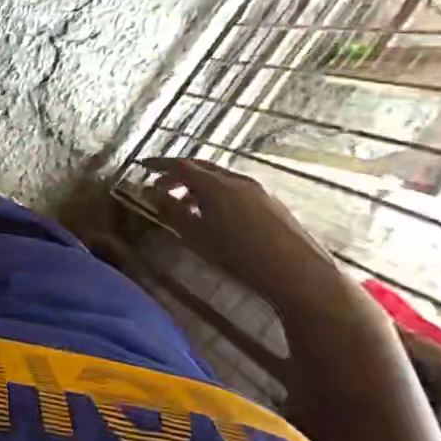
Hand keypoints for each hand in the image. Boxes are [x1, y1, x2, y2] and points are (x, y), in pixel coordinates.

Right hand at [137, 158, 350, 311]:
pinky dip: (218, 195)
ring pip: (221, 179)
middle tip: (161, 187)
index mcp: (215, 184)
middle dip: (178, 175)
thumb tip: (150, 193)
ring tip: (186, 206)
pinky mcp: (272, 204)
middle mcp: (237, 180)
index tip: (142, 167)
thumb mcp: (196, 235)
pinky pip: (236, 189)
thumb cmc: (239, 256)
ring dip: (199, 187)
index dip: (159, 165)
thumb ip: (171, 211)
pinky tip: (216, 217)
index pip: (180, 165)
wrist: (298, 275)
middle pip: (202, 168)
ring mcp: (258, 190)